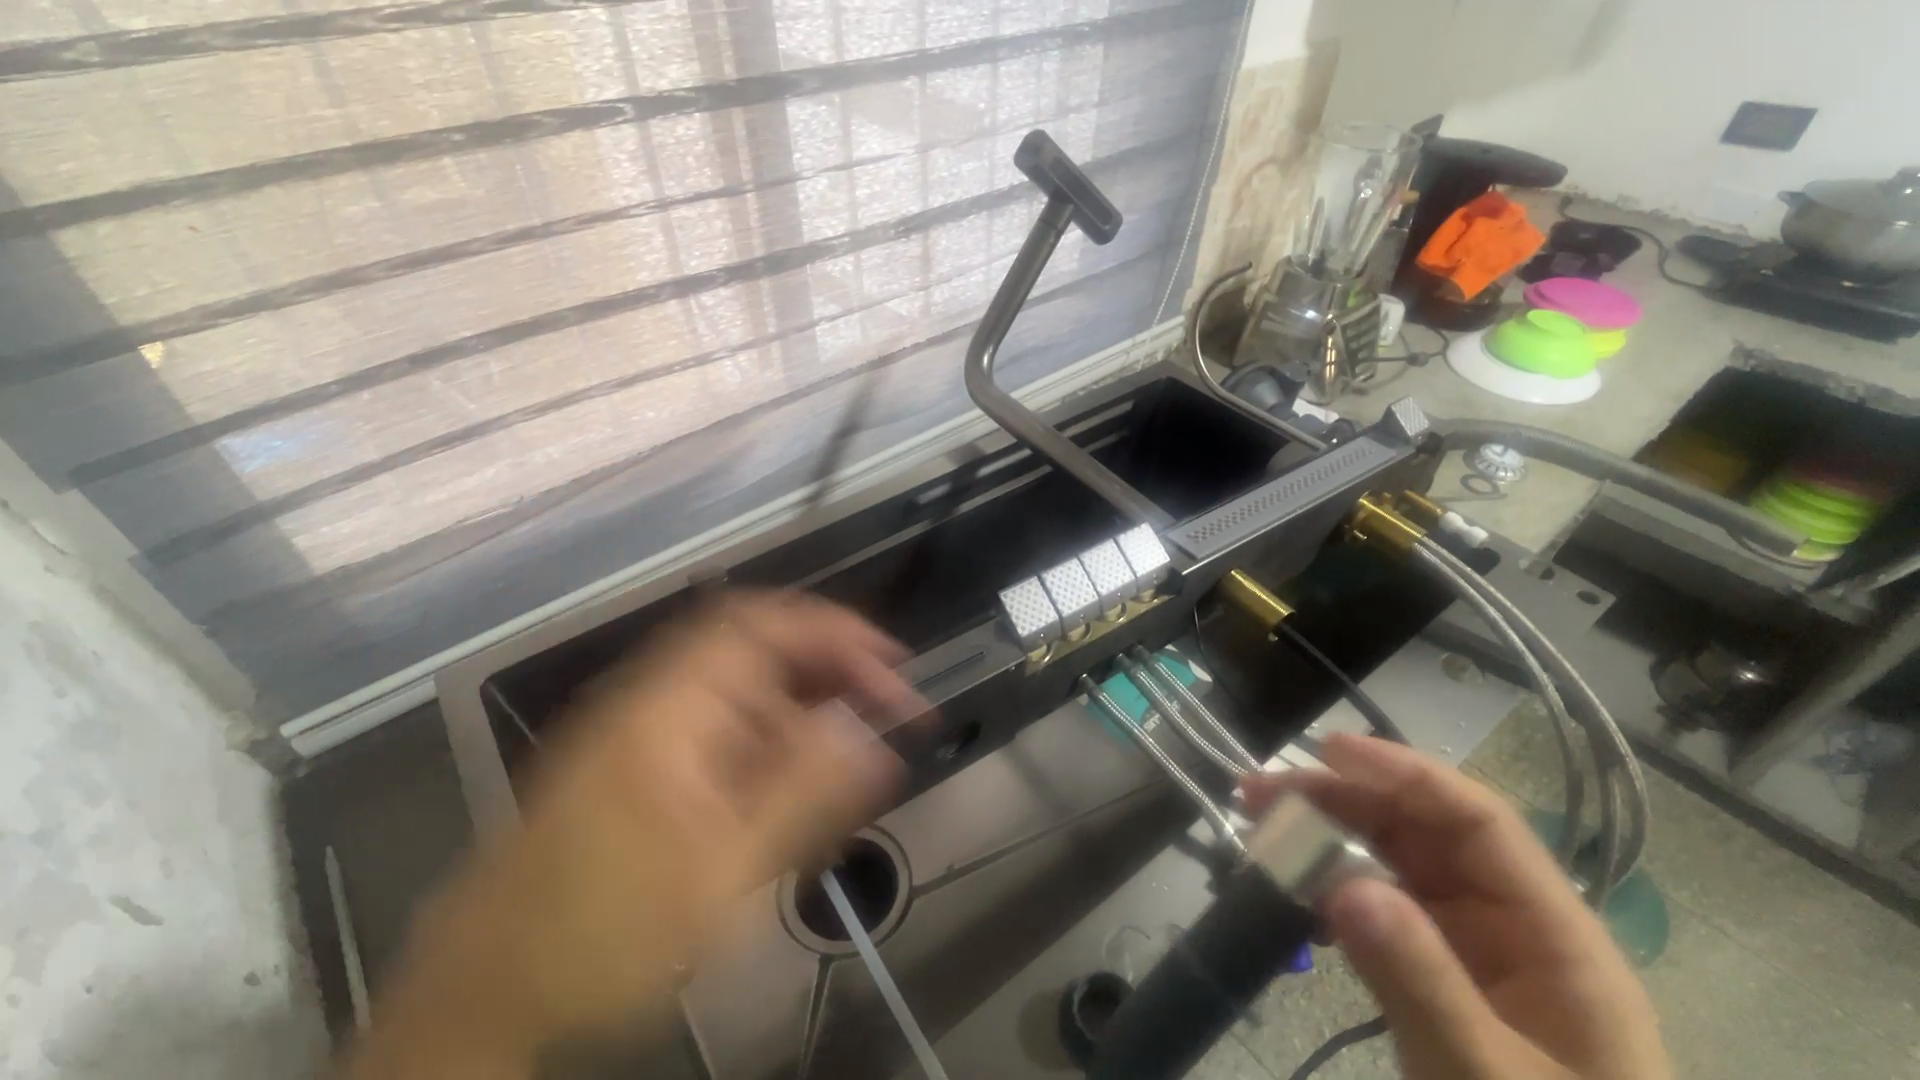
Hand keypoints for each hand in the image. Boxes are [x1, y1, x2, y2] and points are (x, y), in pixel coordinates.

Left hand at [347, 592, 923, 1078]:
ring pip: (740, 701)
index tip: (895, 666)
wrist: (480, 1004)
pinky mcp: (636, 781)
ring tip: (860, 757)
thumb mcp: (719, 871)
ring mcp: (639, 743)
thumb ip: (804, 791)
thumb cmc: (600, 938)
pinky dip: (772, 751)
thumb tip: (874, 730)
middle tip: (891, 713)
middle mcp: (650, 706)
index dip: (833, 630)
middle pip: (753, 655)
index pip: (759, 625)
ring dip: (805, 715)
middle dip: (830, 673)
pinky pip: (720, 741)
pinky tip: (800, 795)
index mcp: (665, 708)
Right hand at [1241, 735, 1667, 1079]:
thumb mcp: (1485, 1076)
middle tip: (1261, 792)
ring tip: (1260, 828)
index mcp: (1555, 935)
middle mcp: (1512, 928)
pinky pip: (1383, 919)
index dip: (1405, 775)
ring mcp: (1474, 957)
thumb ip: (1421, 981)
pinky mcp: (1440, 985)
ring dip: (1330, 841)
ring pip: (1396, 870)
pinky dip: (1335, 896)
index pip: (1479, 823)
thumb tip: (1342, 883)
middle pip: (1426, 836)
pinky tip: (1293, 893)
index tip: (1328, 751)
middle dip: (1345, 802)